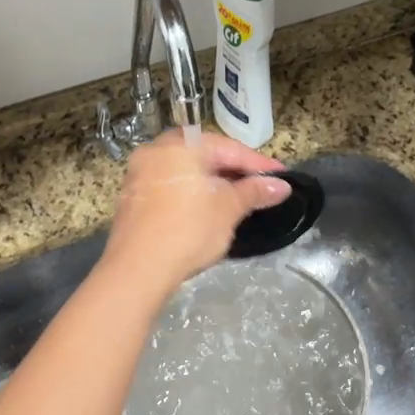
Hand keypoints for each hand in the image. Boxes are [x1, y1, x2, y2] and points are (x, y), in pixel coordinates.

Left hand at [100, 130, 290, 294]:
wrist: (136, 270)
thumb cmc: (188, 230)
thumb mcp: (228, 209)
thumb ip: (254, 192)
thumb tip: (282, 186)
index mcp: (182, 144)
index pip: (229, 148)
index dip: (258, 163)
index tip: (281, 175)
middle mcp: (157, 149)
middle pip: (204, 154)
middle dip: (233, 169)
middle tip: (258, 183)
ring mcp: (140, 172)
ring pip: (185, 169)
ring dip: (211, 181)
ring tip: (235, 197)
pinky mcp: (132, 196)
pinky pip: (169, 184)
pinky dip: (190, 191)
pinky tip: (205, 208)